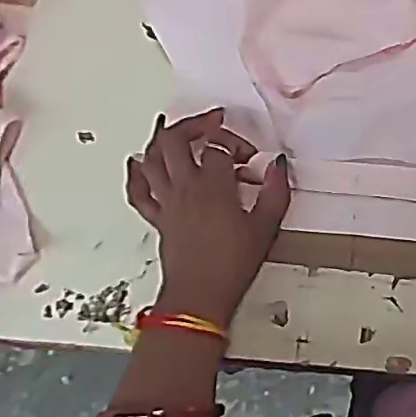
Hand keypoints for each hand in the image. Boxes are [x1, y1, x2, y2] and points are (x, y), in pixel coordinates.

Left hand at [123, 110, 290, 325]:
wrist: (201, 294)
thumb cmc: (234, 263)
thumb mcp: (266, 227)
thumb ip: (276, 192)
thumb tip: (278, 165)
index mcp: (213, 188)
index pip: (218, 148)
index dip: (235, 145)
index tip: (250, 158)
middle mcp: (184, 188)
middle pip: (176, 140)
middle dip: (194, 124)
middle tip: (212, 122)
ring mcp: (166, 201)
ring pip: (152, 157)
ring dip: (163, 138)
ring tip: (176, 129)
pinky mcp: (157, 217)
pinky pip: (138, 189)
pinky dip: (137, 171)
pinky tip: (139, 162)